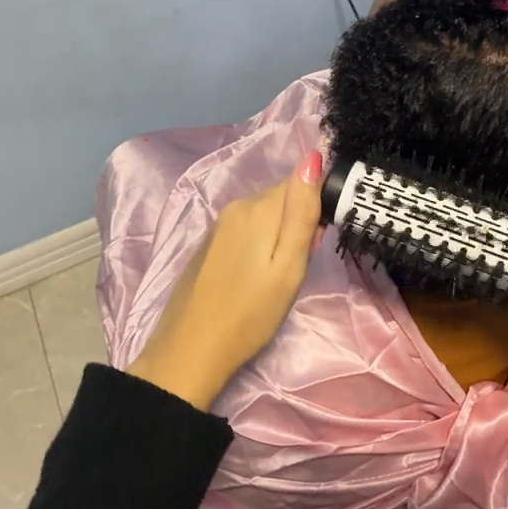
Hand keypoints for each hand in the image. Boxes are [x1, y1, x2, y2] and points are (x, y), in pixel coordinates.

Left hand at [127, 150, 325, 409]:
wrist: (190, 351)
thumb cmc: (251, 314)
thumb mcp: (289, 267)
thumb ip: (302, 212)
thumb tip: (313, 158)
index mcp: (258, 208)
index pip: (300, 184)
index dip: (316, 210)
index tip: (317, 243)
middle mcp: (236, 206)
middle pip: (282, 199)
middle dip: (298, 223)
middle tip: (299, 267)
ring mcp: (219, 225)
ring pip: (265, 215)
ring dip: (279, 235)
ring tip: (279, 276)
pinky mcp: (209, 244)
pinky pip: (246, 229)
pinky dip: (260, 244)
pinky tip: (256, 276)